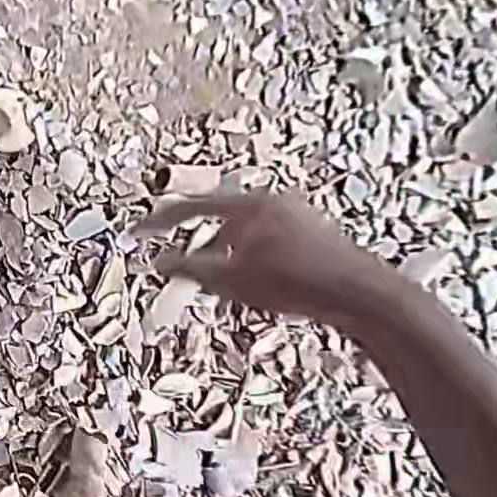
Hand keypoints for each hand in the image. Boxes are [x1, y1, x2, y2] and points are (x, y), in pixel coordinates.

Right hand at [147, 194, 406, 328]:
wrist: (358, 294)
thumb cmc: (294, 281)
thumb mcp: (225, 279)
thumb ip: (186, 268)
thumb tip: (158, 262)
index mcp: (250, 205)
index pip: (190, 207)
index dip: (159, 222)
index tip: (138, 231)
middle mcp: (273, 202)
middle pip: (216, 218)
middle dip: (193, 240)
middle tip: (174, 259)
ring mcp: (292, 216)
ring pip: (237, 232)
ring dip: (217, 253)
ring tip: (210, 278)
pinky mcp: (306, 233)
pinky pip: (257, 239)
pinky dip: (239, 256)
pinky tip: (241, 280)